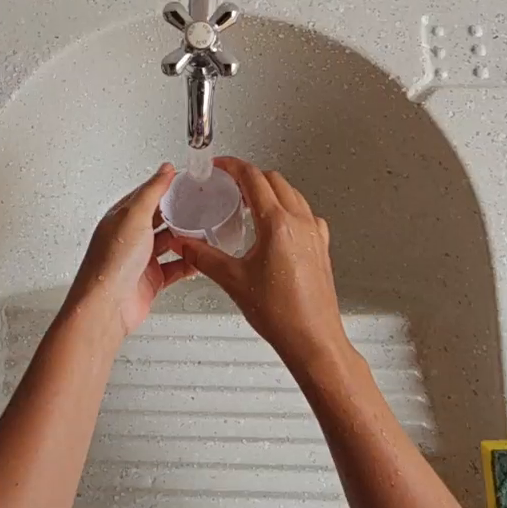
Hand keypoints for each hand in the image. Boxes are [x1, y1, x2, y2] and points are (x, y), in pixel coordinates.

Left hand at [62, 164, 196, 335]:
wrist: (106, 307)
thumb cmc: (110, 264)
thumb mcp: (134, 217)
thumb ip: (152, 192)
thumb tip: (164, 169)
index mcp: (122, 217)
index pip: (147, 194)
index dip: (167, 186)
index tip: (188, 181)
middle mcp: (130, 237)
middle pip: (160, 219)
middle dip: (180, 213)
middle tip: (201, 207)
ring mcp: (141, 259)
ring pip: (169, 243)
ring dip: (186, 238)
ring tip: (204, 231)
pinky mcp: (150, 280)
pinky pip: (174, 268)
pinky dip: (188, 263)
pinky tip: (199, 259)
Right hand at [165, 157, 349, 364]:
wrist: (313, 341)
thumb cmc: (283, 316)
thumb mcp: (232, 280)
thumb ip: (203, 257)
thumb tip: (185, 244)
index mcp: (277, 224)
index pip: (253, 178)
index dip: (232, 166)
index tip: (220, 166)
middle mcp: (300, 223)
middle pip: (274, 180)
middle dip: (249, 176)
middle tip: (230, 182)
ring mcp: (314, 234)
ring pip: (292, 194)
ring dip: (269, 190)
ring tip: (249, 201)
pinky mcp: (321, 247)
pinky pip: (305, 213)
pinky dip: (287, 208)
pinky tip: (275, 225)